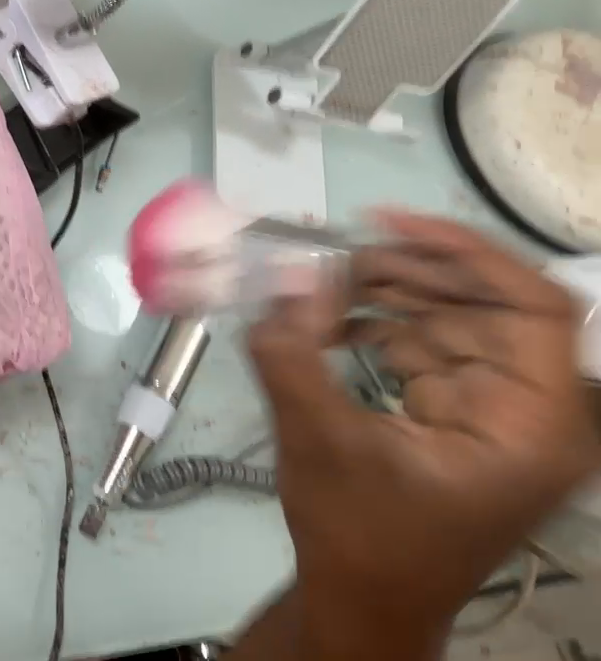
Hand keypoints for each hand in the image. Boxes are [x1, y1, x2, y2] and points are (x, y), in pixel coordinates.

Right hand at [248, 211, 600, 650]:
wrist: (363, 594)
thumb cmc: (358, 530)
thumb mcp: (317, 439)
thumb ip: (293, 353)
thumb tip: (280, 280)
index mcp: (532, 423)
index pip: (536, 309)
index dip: (469, 253)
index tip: (386, 221)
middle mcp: (531, 411)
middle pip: (489, 308)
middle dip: (407, 272)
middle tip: (327, 257)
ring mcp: (495, 413)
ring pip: (453, 322)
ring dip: (385, 295)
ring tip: (316, 287)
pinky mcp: (456, 416)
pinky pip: (426, 348)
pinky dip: (376, 326)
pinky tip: (327, 323)